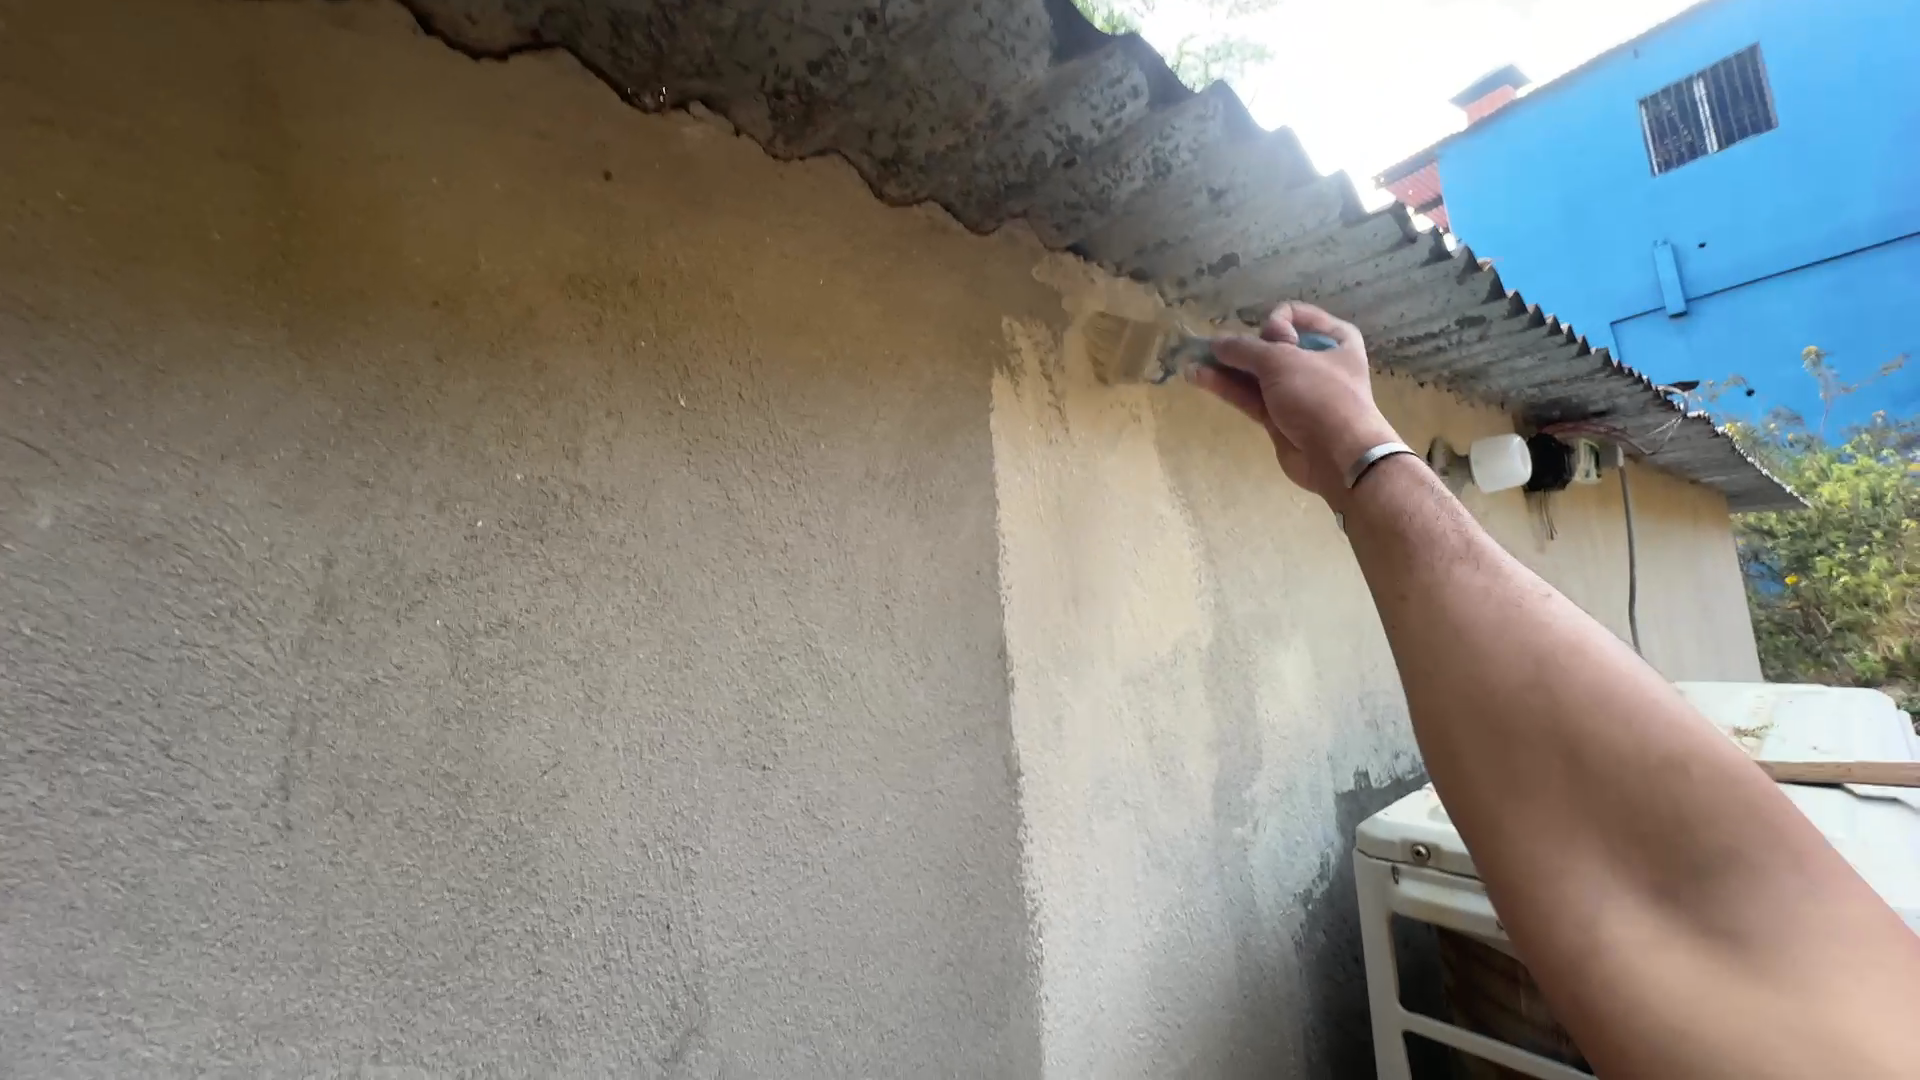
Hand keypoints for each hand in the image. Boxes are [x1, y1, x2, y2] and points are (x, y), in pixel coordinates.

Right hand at [1190, 301, 1402, 504]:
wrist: (1337, 455)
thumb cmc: (1320, 397)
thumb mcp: (1283, 361)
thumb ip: (1245, 349)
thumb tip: (1216, 343)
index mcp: (1333, 338)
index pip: (1291, 315)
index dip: (1274, 325)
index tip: (1274, 343)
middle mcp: (1314, 361)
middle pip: (1269, 346)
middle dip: (1240, 347)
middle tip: (1215, 352)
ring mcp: (1294, 391)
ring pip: (1254, 373)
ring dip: (1225, 368)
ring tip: (1192, 363)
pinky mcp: (1277, 417)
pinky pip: (1248, 396)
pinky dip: (1225, 387)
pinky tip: (1199, 378)